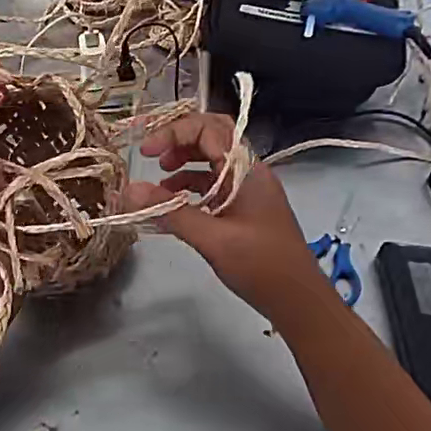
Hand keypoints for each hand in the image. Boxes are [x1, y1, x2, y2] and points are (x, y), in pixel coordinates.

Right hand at [122, 114, 329, 322]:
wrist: (300, 301)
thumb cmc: (262, 266)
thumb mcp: (213, 239)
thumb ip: (171, 212)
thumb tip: (130, 190)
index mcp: (247, 170)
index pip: (209, 129)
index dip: (174, 133)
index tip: (147, 152)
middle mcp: (249, 172)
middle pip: (212, 138)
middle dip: (179, 141)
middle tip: (151, 158)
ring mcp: (248, 190)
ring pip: (212, 161)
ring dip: (183, 164)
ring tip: (158, 182)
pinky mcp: (244, 208)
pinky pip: (214, 185)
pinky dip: (191, 188)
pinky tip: (173, 204)